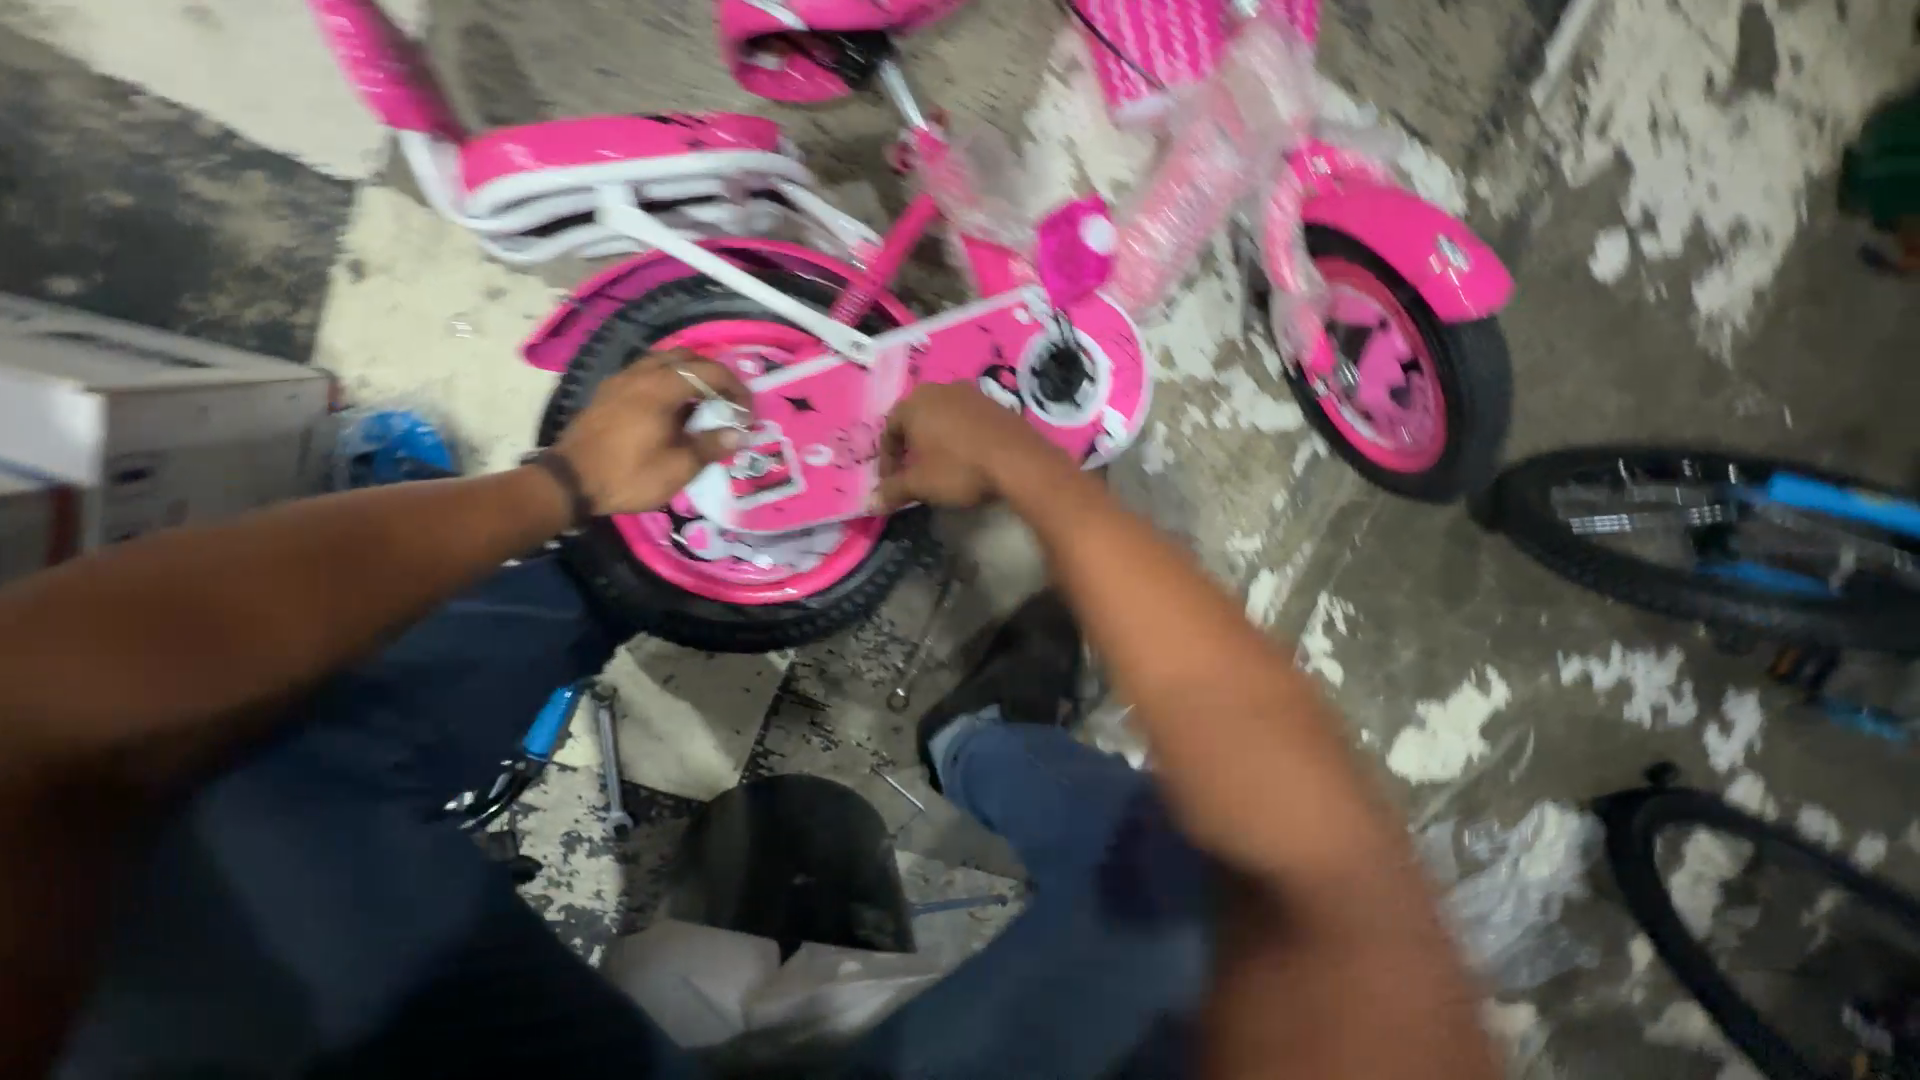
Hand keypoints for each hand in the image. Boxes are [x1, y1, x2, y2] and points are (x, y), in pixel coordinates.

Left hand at [550, 350, 750, 514]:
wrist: (569, 482)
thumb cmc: (628, 475)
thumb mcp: (679, 468)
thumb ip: (711, 446)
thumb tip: (739, 435)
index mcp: (662, 387)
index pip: (710, 372)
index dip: (736, 389)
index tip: (747, 414)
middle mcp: (641, 373)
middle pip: (687, 357)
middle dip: (714, 376)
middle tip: (728, 402)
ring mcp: (621, 379)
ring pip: (664, 360)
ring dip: (690, 375)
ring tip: (702, 402)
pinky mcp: (609, 391)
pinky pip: (646, 372)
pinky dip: (668, 381)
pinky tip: (672, 407)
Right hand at [874, 383, 1067, 510]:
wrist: (1018, 461)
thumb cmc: (959, 468)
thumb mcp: (920, 484)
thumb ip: (892, 491)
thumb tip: (870, 503)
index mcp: (914, 402)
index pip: (888, 431)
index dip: (886, 461)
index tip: (890, 485)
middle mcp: (940, 389)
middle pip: (915, 420)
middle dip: (910, 448)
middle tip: (912, 474)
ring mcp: (971, 393)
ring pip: (941, 418)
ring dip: (935, 442)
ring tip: (939, 468)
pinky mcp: (995, 403)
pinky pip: (966, 420)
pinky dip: (959, 438)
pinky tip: (967, 459)